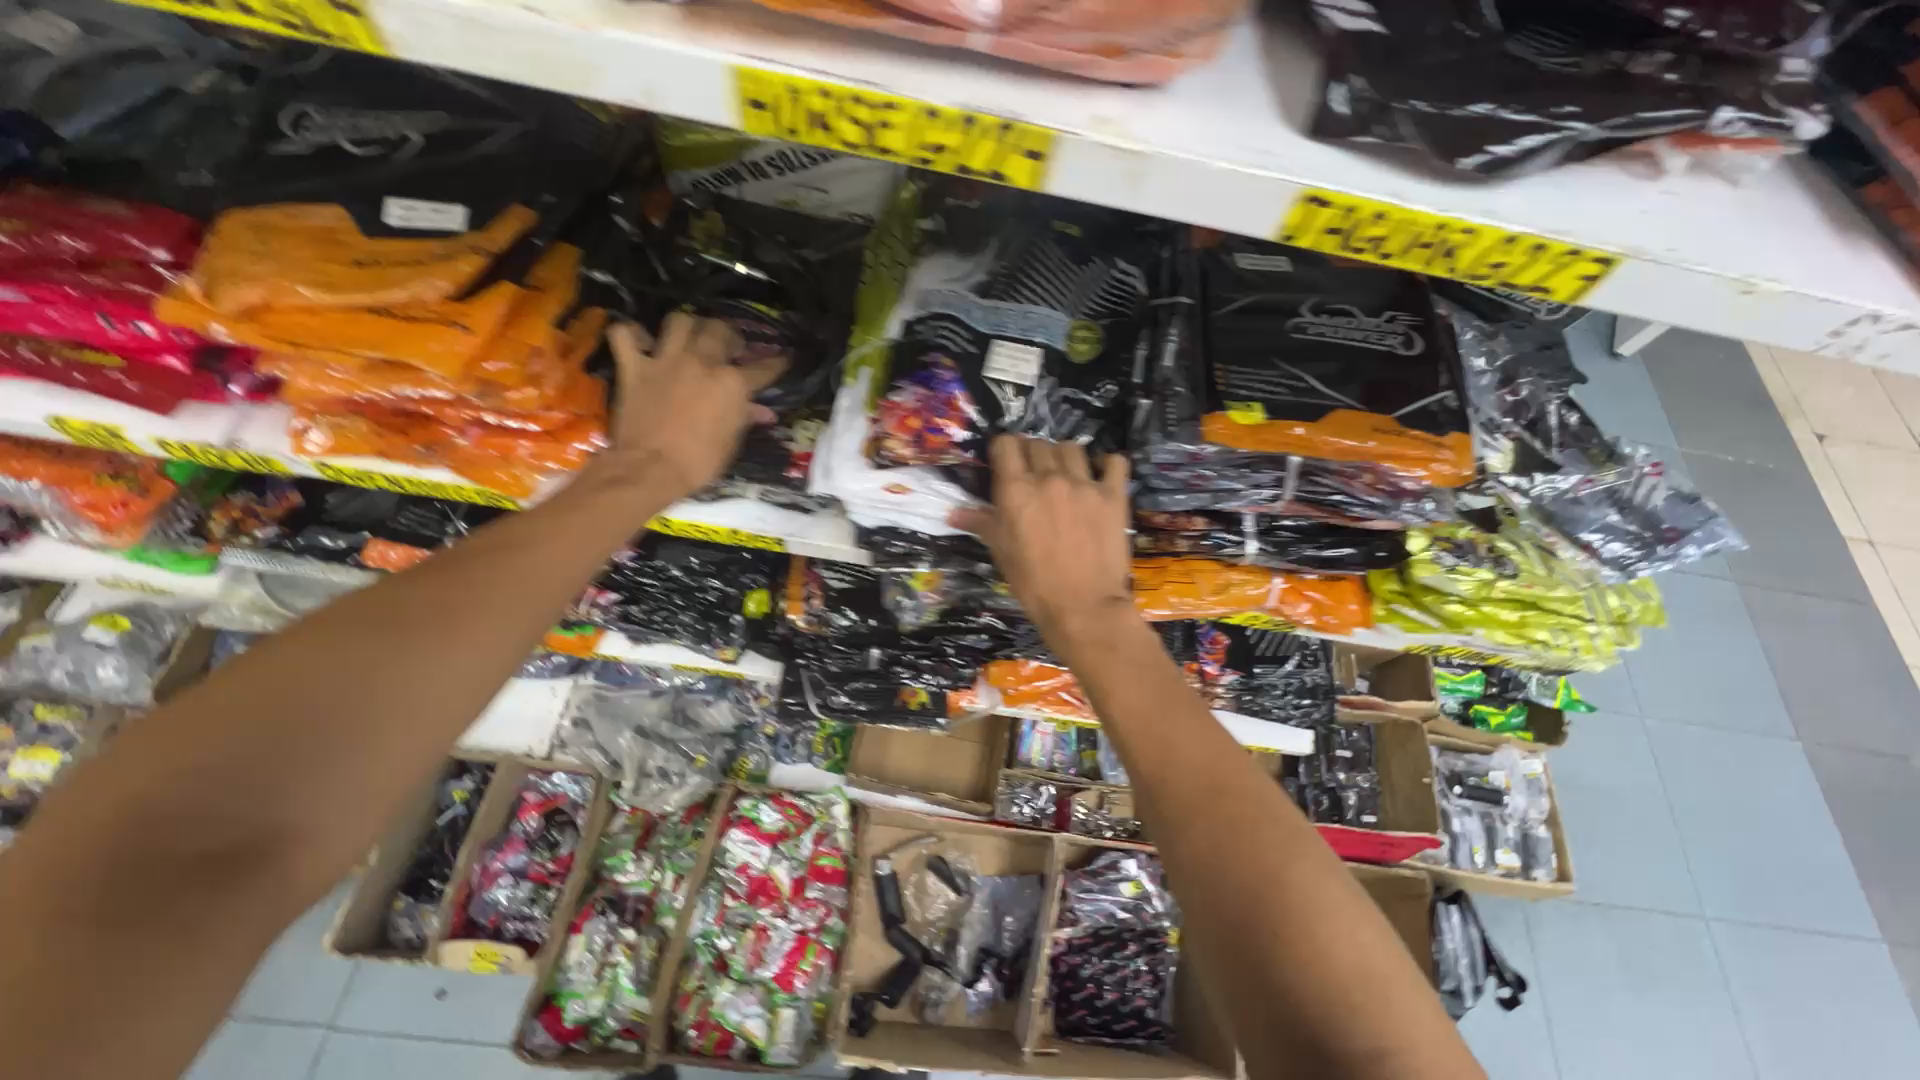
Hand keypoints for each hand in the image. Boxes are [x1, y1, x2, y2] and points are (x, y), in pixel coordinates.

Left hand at [595, 313, 785, 500]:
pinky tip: (640, 342)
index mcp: (732, 383)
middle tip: (729, 346)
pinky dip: (632, 334)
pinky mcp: (634, 367)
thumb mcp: (731, 442)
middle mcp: (701, 362)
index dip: (776, 363)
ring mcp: (665, 361)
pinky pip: (625, 335)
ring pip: (679, 321)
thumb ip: (745, 418)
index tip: (783, 358)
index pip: (762, 368)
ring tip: (690, 337)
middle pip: (720, 329)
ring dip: (688, 326)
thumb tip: (763, 412)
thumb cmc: (699, 463)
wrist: (650, 469)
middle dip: (729, 334)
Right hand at [950, 436, 1136, 646]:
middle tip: (1033, 476)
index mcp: (1016, 490)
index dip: (1004, 450)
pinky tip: (1102, 476)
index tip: (1006, 464)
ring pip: (1071, 448)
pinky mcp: (1114, 496)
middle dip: (1031, 454)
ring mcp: (1084, 484)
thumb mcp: (1001, 552)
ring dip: (1064, 456)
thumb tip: (953, 513)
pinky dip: (1108, 464)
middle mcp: (1049, 478)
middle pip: (1037, 444)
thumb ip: (981, 523)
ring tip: (1065, 475)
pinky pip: (1115, 462)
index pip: (1005, 444)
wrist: (1083, 607)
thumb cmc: (1034, 583)